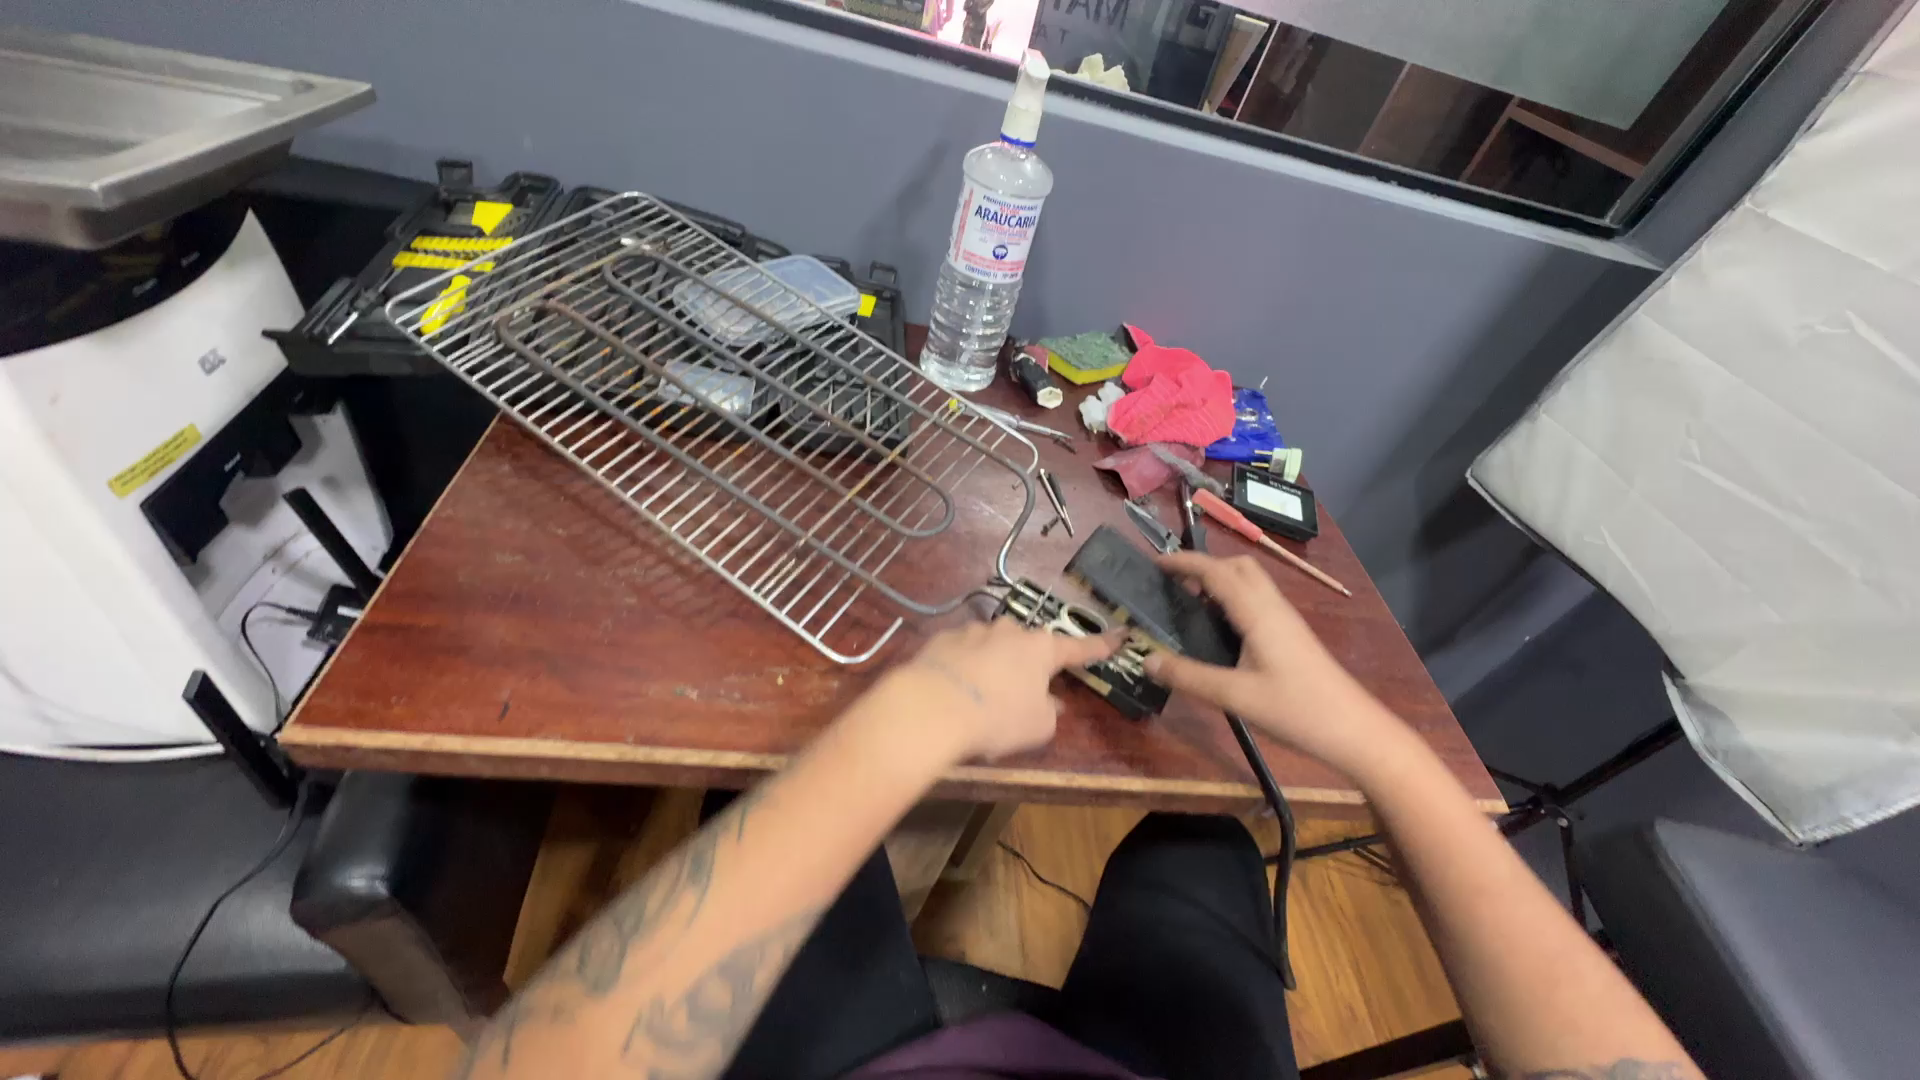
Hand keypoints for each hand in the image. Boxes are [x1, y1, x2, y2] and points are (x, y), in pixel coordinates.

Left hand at [885, 618, 1120, 762]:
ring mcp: (973, 631)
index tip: (1120, 636)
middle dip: (1028, 665)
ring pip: (992, 648)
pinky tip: (954, 691)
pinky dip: (963, 668)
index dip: (1100, 646)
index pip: (1079, 648)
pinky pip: (961, 653)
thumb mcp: (1038, 727)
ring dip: (993, 666)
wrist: (933, 707)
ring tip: (980, 697)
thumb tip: (1049, 702)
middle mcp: (1009, 631)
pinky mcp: (942, 639)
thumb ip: (1049, 711)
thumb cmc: (998, 718)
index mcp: (1042, 649)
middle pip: (1028, 647)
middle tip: (1022, 693)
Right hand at [1143, 552, 1401, 774]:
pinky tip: (1219, 628)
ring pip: (1251, 582)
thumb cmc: (1295, 710)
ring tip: (1189, 602)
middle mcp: (1272, 607)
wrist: (1354, 730)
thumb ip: (1188, 676)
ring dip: (1220, 580)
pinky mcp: (1291, 635)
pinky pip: (1257, 600)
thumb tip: (1147, 659)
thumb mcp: (1234, 696)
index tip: (1153, 564)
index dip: (1184, 562)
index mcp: (1257, 612)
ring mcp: (1286, 620)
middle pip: (1238, 566)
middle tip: (1173, 583)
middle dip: (1204, 565)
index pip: (1216, 571)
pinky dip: (1232, 599)